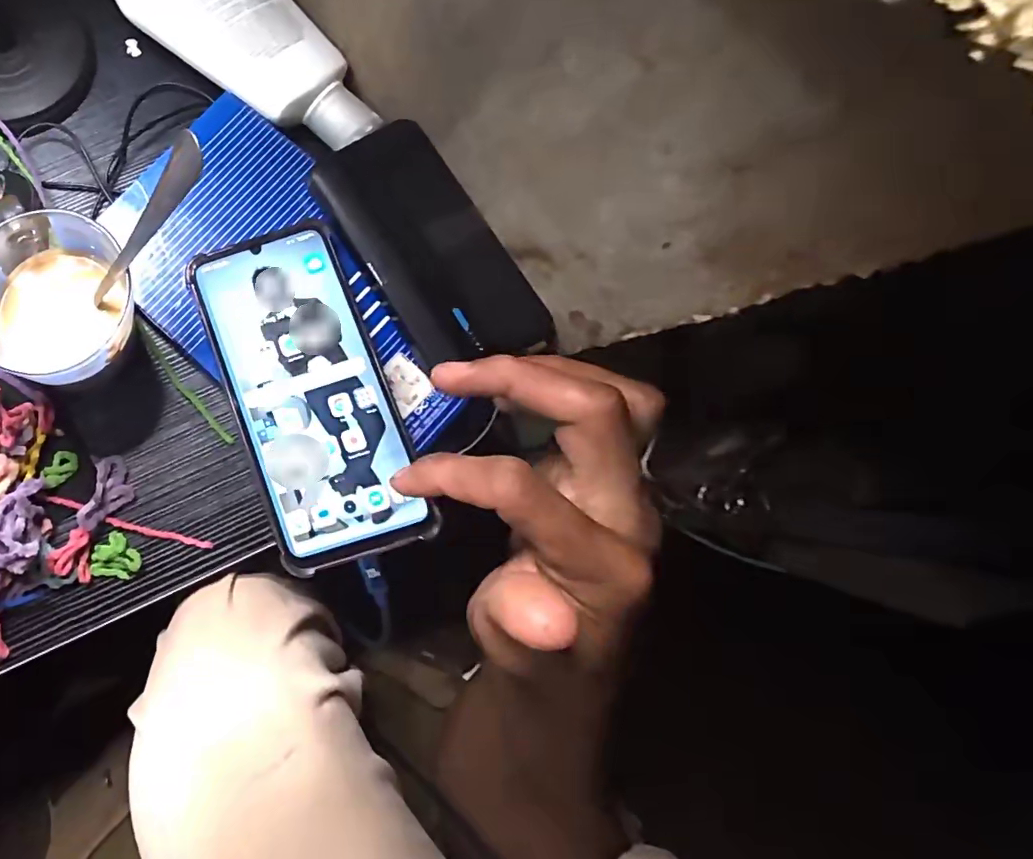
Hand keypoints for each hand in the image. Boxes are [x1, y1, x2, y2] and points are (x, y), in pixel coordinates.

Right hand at [392, 356, 662, 858]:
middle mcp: (626, 513)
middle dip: (522, 380)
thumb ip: (528, 634)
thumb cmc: (538, 660)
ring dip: (546, 370)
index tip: (405, 479)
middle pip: (603, 414)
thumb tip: (531, 613)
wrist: (574, 662)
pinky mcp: (607, 476)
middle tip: (449, 377)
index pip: (524, 487)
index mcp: (601, 560)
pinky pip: (603, 408)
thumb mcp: (522, 658)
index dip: (456, 473)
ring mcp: (623, 488)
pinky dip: (554, 383)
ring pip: (620, 399)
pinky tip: (508, 386)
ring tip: (481, 370)